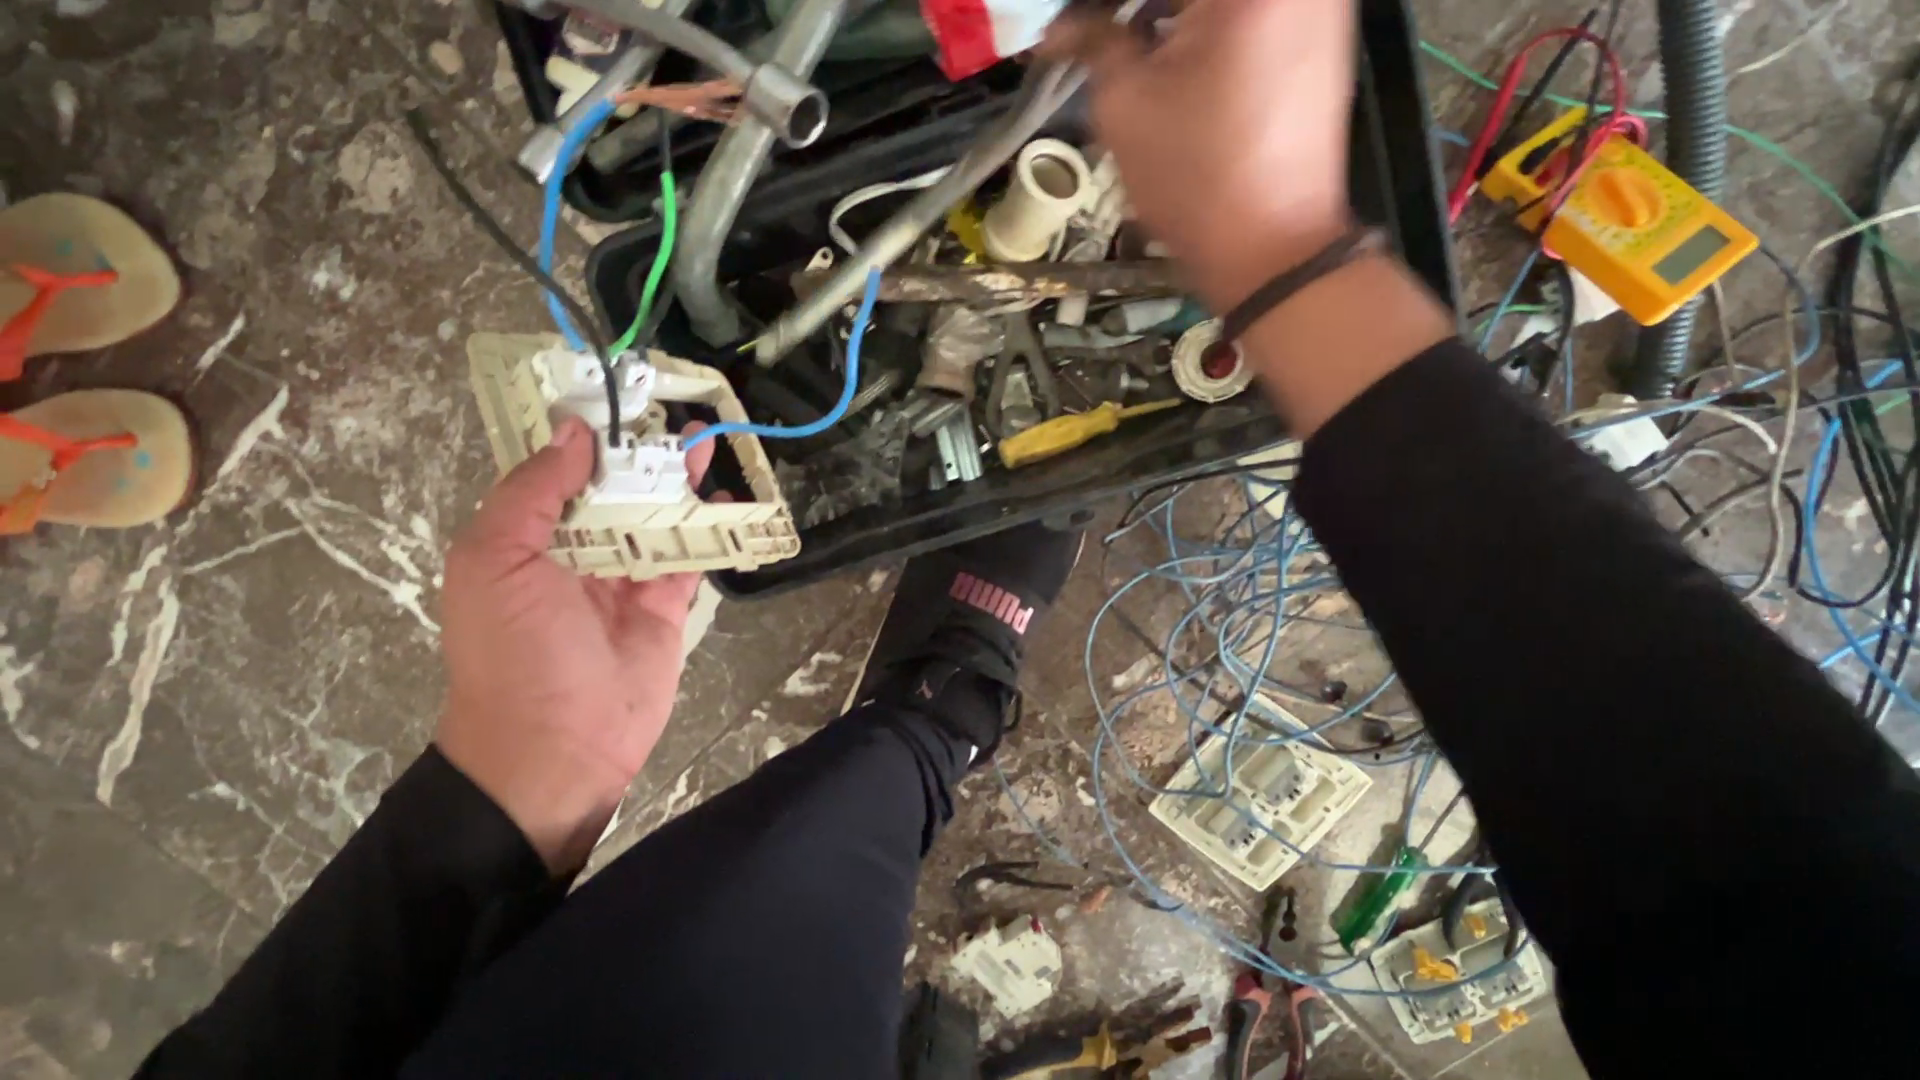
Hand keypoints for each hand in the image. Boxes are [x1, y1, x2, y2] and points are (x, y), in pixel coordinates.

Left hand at [436, 416, 713, 874]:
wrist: (556, 745)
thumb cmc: (513, 650)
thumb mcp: (493, 562)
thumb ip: (530, 494)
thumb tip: (572, 432)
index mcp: (526, 537)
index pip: (555, 470)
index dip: (582, 430)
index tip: (612, 391)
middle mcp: (575, 550)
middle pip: (613, 487)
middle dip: (640, 450)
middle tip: (674, 411)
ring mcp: (624, 579)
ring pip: (655, 515)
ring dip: (678, 480)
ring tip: (706, 440)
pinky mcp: (665, 607)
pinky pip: (690, 558)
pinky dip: (709, 529)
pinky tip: (726, 500)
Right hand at [1046, 0, 1357, 310]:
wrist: (1273, 248)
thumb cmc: (1195, 180)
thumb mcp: (1126, 105)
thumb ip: (1094, 41)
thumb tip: (1061, 25)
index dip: (1100, 4)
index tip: (1071, 19)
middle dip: (1132, 6)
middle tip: (1093, 29)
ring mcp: (1317, 0)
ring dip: (1164, 13)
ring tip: (1122, 37)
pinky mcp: (1322, 27)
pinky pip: (1251, 8)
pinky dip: (1204, 20)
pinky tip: (1166, 42)